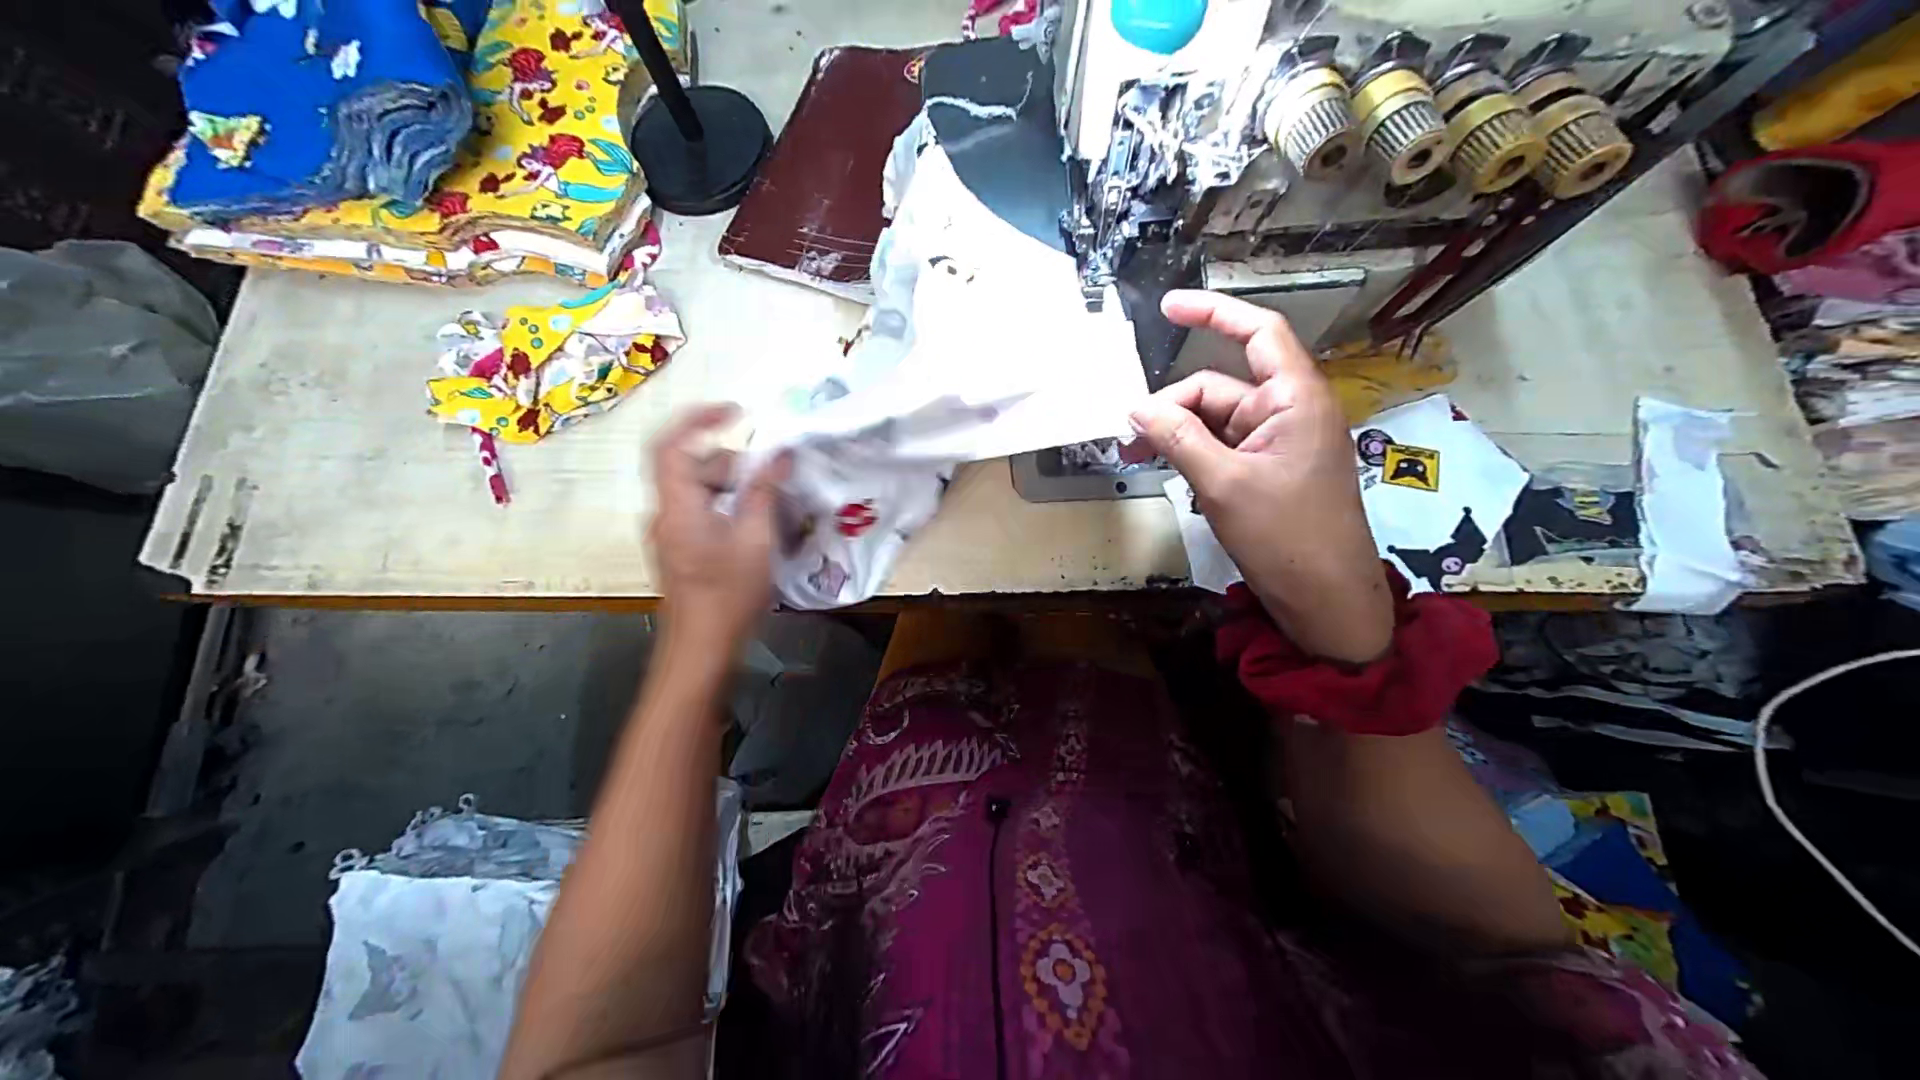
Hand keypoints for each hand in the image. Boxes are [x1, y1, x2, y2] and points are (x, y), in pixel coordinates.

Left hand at [648, 404, 789, 651]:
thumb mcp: (755, 539)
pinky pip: (702, 511)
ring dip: (736, 489)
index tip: (737, 413)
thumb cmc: (728, 594)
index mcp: (677, 505)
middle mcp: (666, 513)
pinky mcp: (681, 548)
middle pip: (693, 467)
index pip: (671, 444)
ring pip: (701, 490)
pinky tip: (756, 528)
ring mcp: (671, 532)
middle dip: (734, 464)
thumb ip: (764, 491)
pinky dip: (729, 508)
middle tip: (772, 480)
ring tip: (771, 508)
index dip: (699, 419)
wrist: (700, 648)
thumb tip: (780, 454)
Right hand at [1131, 290, 1392, 663]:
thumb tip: (1137, 407)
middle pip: (1219, 387)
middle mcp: (1288, 412)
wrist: (1326, 600)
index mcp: (1295, 399)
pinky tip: (1169, 473)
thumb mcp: (1223, 485)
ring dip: (1178, 434)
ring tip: (1138, 457)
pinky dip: (1194, 455)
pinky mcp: (1270, 471)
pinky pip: (1224, 448)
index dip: (1213, 313)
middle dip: (1172, 406)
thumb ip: (1179, 439)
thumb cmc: (1286, 537)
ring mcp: (1279, 444)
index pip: (1257, 333)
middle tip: (1129, 438)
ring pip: (1216, 421)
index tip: (1167, 307)